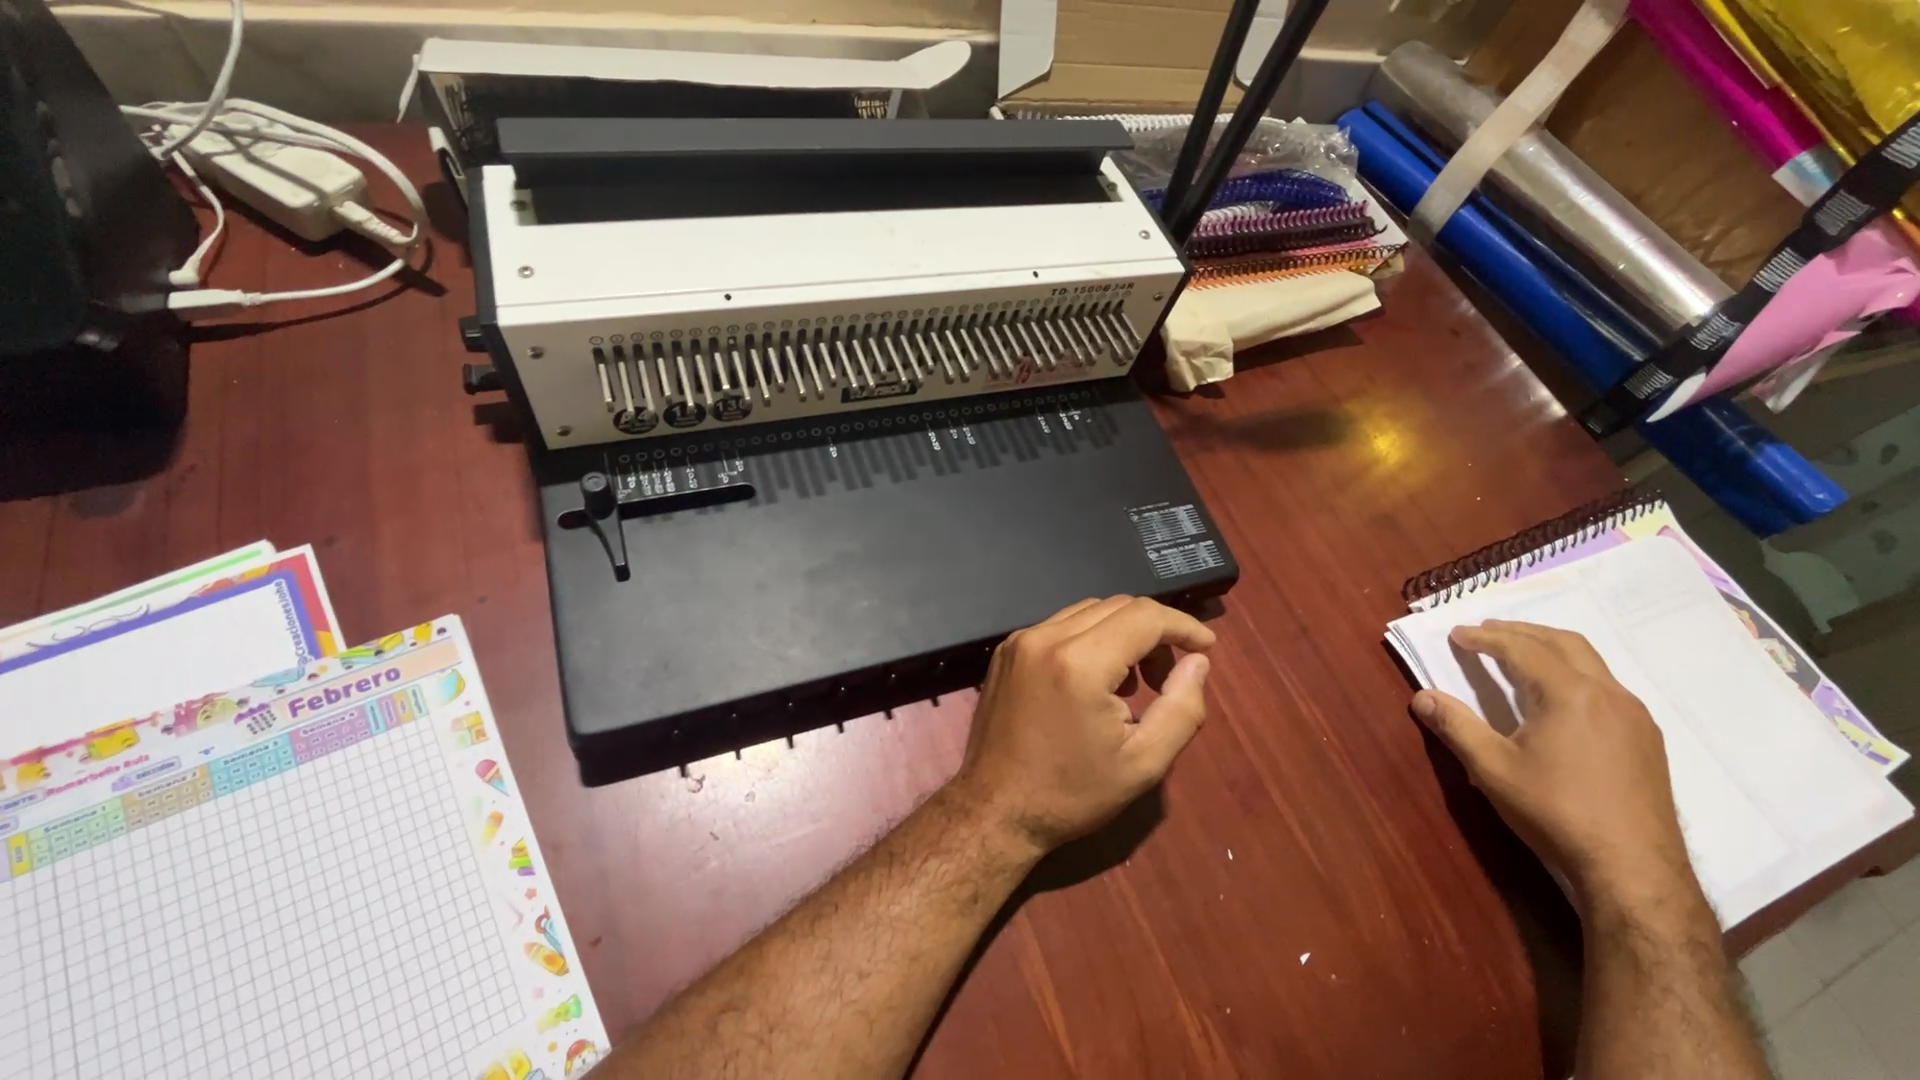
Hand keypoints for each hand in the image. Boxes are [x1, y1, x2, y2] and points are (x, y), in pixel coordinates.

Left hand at [951, 596, 1215, 854]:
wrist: (995, 811)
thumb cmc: (1072, 794)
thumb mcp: (1144, 763)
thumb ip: (1182, 707)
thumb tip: (1199, 661)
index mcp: (1079, 662)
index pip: (1145, 616)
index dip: (1183, 626)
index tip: (1206, 648)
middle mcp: (1045, 638)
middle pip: (1118, 606)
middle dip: (1155, 632)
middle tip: (1170, 676)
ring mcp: (1019, 641)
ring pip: (1088, 611)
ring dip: (1122, 634)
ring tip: (1134, 684)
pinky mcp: (1006, 651)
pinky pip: (1060, 626)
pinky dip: (1090, 639)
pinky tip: (1096, 681)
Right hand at [1412, 620, 1694, 912]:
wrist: (1632, 867)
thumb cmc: (1555, 811)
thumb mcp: (1492, 769)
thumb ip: (1456, 726)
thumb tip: (1421, 697)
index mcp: (1569, 693)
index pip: (1521, 649)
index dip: (1485, 638)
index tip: (1457, 634)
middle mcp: (1608, 693)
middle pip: (1563, 642)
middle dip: (1522, 631)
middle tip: (1488, 631)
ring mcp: (1634, 716)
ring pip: (1591, 663)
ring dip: (1551, 649)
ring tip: (1520, 655)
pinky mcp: (1646, 739)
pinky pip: (1606, 686)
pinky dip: (1574, 673)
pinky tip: (1559, 698)